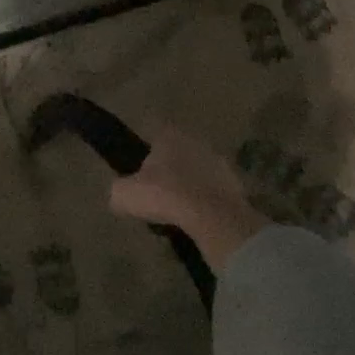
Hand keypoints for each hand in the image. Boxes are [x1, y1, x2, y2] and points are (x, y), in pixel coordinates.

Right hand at [109, 126, 270, 268]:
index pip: (153, 135)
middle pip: (177, 154)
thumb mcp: (124, 195)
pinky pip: (213, 192)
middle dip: (168, 172)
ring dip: (188, 187)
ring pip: (197, 172)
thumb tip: (121, 196)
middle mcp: (196, 141)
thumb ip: (119, 191)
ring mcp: (219, 162)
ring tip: (177, 212)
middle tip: (157, 195)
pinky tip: (196, 219)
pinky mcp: (235, 184)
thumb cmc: (163, 195)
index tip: (139, 174)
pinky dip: (205, 203)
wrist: (210, 215)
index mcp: (169, 136)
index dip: (145, 154)